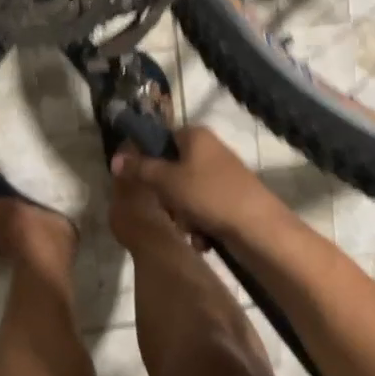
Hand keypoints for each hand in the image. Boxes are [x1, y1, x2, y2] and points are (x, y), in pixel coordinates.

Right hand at [111, 126, 275, 237]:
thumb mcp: (166, 181)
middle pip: (172, 169)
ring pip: (186, 193)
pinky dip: (199, 224)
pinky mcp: (232, 199)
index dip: (146, 158)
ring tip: (188, 229)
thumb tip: (114, 159)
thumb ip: (139, 169)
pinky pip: (203, 208)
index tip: (140, 181)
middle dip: (166, 195)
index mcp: (194, 135)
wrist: (260, 229)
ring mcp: (223, 175)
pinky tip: (201, 240)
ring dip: (181, 215)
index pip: (160, 138)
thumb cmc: (209, 195)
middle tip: (167, 209)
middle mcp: (209, 149)